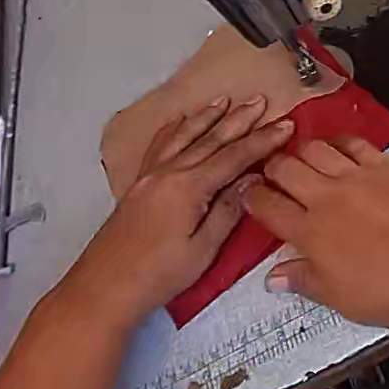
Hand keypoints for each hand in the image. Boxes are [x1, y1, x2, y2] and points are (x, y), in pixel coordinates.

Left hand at [59, 96, 293, 326]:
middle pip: (210, 139)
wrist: (104, 288)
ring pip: (184, 137)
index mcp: (188, 187)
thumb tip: (251, 178)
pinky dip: (173, 129)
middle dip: (239, 120)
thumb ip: (228, 210)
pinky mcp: (137, 183)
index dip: (262, 140)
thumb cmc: (158, 275)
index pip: (234, 157)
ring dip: (206, 117)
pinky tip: (180, 121)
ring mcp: (150, 175)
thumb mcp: (202, 249)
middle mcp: (168, 172)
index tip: (285, 125)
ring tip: (225, 101)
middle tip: (260, 101)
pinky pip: (159, 145)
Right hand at [242, 137, 388, 330]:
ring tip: (296, 156)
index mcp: (310, 233)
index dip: (250, 197)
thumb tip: (273, 277)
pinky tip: (336, 147)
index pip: (267, 206)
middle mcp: (327, 197)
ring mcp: (357, 176)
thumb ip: (306, 282)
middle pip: (285, 168)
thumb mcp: (344, 300)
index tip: (245, 193)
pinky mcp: (386, 166)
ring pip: (314, 149)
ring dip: (299, 149)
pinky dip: (338, 142)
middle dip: (270, 166)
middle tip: (268, 172)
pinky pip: (353, 143)